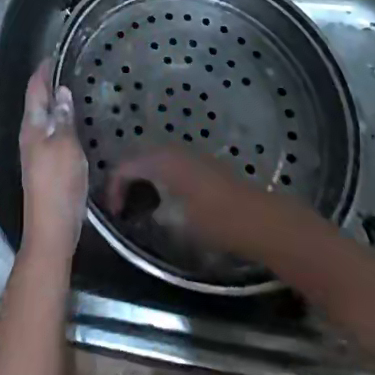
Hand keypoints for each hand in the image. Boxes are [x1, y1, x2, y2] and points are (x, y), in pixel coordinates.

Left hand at [18, 59, 87, 256]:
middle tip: (68, 67)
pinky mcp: (45, 165)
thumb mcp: (66, 146)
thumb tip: (61, 91)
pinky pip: (51, 132)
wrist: (51, 228)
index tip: (55, 55)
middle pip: (37, 102)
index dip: (43, 71)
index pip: (35, 89)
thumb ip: (63, 118)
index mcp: (32, 126)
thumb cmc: (59, 184)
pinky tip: (74, 122)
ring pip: (44, 117)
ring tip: (74, 89)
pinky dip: (60, 119)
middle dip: (49, 83)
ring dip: (55, 101)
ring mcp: (36, 151)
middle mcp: (30, 135)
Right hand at [105, 146, 300, 257]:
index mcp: (161, 161)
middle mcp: (173, 151)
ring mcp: (191, 155)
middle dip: (127, 180)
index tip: (115, 213)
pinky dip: (161, 178)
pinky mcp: (204, 164)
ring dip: (145, 178)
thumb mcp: (177, 223)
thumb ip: (155, 212)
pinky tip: (167, 200)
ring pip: (156, 160)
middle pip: (139, 158)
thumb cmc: (215, 221)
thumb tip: (148, 210)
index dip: (114, 187)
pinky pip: (171, 164)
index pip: (125, 166)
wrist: (260, 220)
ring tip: (142, 204)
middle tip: (123, 205)